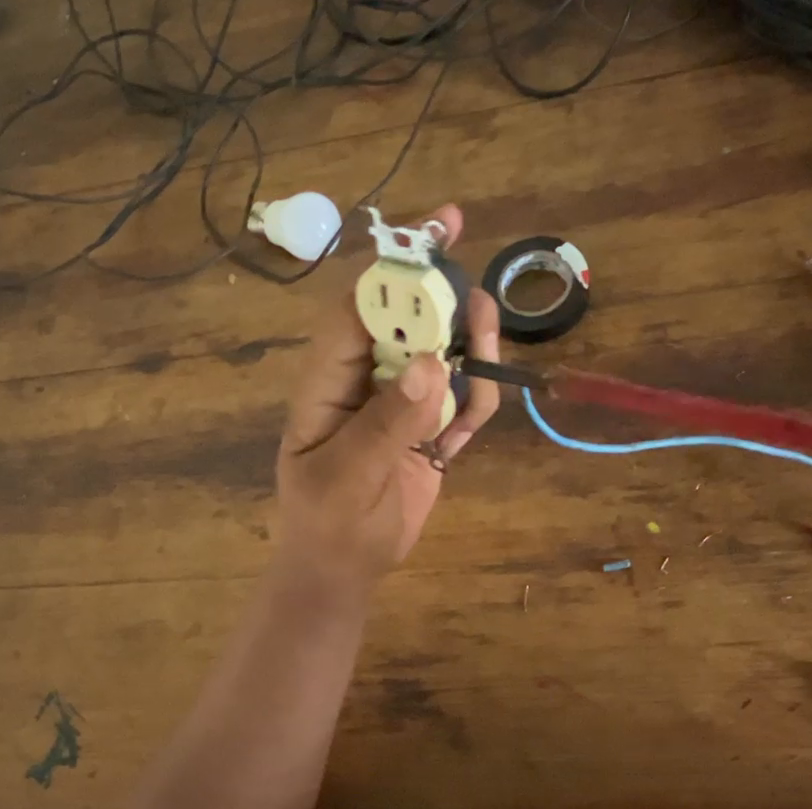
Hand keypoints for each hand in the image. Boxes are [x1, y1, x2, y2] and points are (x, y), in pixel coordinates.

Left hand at [274, 203, 501, 591]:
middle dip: (447, 305)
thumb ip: (388, 423)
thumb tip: (430, 365)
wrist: (344, 570)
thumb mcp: (348, 477)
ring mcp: (399, 402)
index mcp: (327, 382)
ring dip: (470, 357)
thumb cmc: (330, 524)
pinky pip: (460, 399)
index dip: (394, 270)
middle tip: (482, 309)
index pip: (357, 309)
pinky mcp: (427, 428)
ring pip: (442, 354)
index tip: (437, 234)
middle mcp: (364, 379)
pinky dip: (472, 411)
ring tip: (483, 374)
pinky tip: (456, 448)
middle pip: (408, 319)